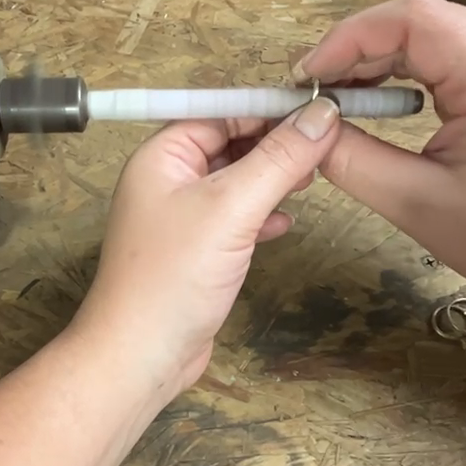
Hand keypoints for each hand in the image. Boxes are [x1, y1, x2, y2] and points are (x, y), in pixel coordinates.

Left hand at [70, 101, 343, 397]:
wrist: (141, 355)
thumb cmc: (173, 277)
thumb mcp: (231, 208)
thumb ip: (278, 159)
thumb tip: (322, 113)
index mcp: (162, 157)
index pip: (221, 113)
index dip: (270, 110)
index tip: (322, 111)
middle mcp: (167, 181)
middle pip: (230, 144)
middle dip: (275, 146)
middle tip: (324, 150)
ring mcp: (180, 219)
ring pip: (235, 184)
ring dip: (272, 180)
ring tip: (311, 182)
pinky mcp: (195, 252)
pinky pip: (234, 220)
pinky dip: (261, 216)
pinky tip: (285, 223)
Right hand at [297, 0, 465, 293]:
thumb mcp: (413, 202)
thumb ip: (351, 159)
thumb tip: (306, 129)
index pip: (412, 19)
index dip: (347, 38)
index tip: (304, 79)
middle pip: (419, 19)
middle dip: (355, 48)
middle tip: (309, 91)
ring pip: (430, 34)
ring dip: (375, 58)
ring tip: (333, 96)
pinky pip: (446, 56)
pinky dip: (401, 71)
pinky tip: (374, 99)